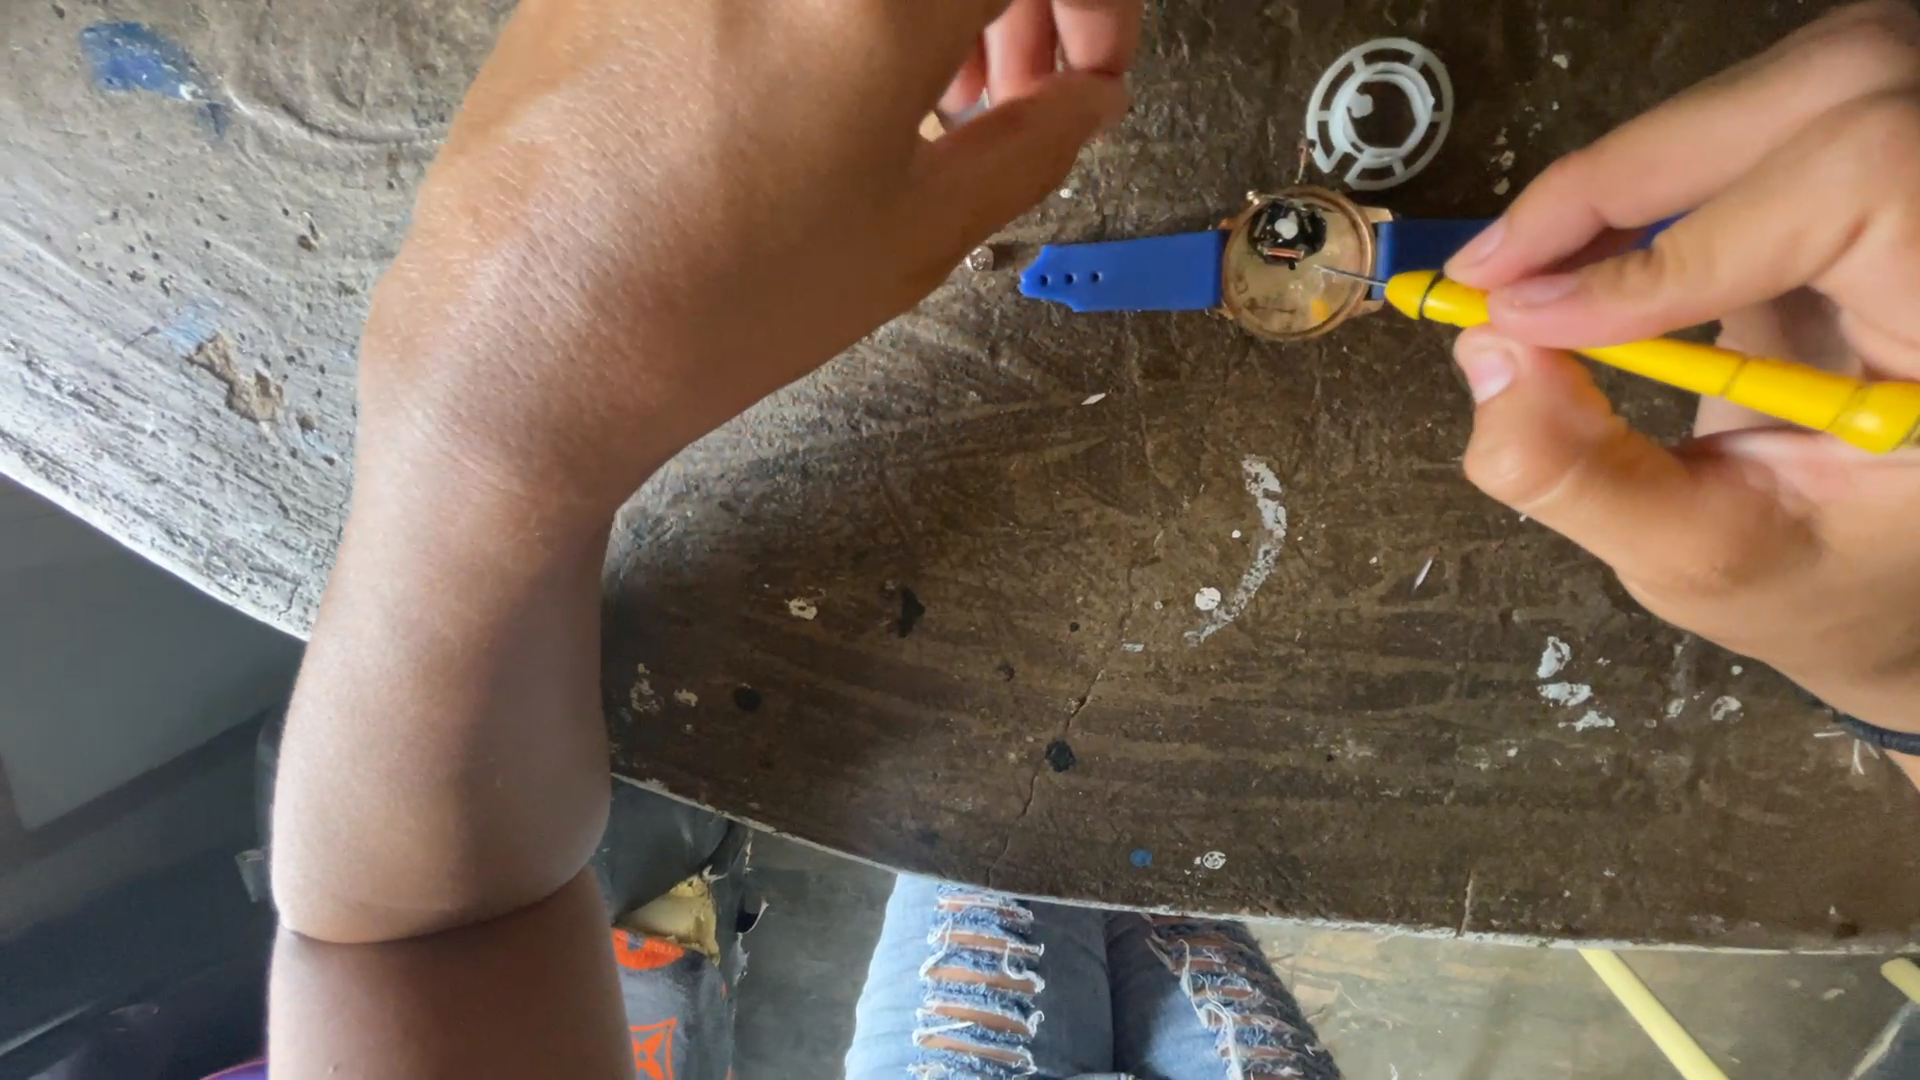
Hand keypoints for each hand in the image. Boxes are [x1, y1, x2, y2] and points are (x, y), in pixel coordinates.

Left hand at [354, 0, 1138, 530]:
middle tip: (1019, 91)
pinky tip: (819, 85)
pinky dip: (831, 4)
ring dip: (926, 4)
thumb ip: (1028, 149)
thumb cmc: (741, 303)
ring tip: (926, 104)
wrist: (538, 341)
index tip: (1089, 72)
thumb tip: (1087, 99)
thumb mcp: (913, 238)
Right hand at [1442, 1, 1919, 736]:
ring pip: (1785, 92)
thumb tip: (1480, 351)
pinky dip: (1631, 189)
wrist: (1887, 569)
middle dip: (1620, 177)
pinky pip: (1749, 134)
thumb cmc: (1818, 582)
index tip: (1519, 324)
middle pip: (1832, 88)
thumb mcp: (1691, 555)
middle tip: (1487, 272)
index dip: (1672, 245)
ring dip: (1617, 178)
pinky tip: (1567, 258)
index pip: (1864, 181)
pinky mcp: (1877, 192)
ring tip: (1515, 269)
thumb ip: (1574, 471)